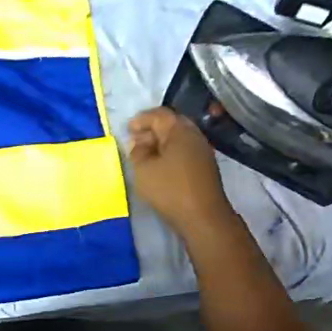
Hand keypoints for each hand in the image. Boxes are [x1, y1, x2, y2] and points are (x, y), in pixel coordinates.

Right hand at [128, 106, 231, 238]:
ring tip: (144, 155)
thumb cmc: (170, 189)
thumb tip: (140, 142)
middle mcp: (194, 135)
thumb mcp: (144, 169)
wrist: (202, 215)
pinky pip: (183, 150)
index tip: (127, 129)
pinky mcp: (204, 165)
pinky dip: (169, 152)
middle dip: (151, 129)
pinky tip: (159, 165)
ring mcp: (202, 150)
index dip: (141, 119)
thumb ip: (138, 151)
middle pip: (171, 124)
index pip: (159, 115)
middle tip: (135, 140)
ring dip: (160, 142)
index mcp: (180, 130)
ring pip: (178, 138)